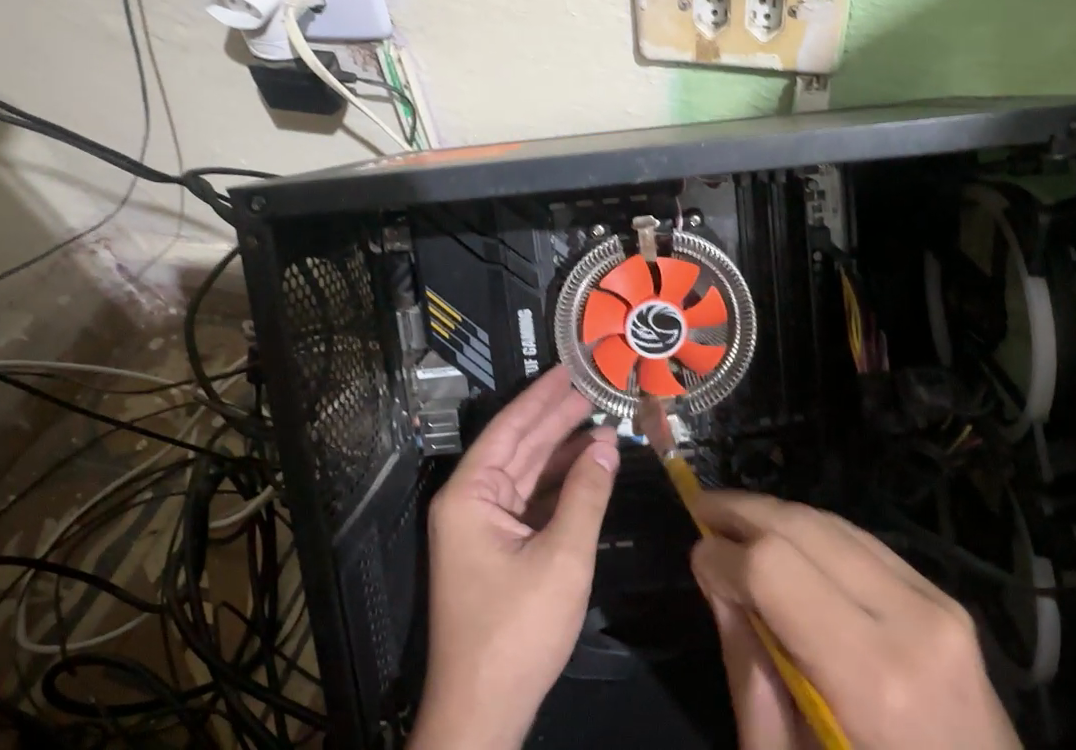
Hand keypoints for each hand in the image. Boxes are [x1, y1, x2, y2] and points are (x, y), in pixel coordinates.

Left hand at [410, 366, 619, 749]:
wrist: (484, 709)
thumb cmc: (516, 630)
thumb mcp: (561, 557)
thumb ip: (586, 495)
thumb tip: (606, 445)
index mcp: (469, 495)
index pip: (509, 428)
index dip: (542, 396)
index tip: (570, 367)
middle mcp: (471, 503)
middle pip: (518, 446)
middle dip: (556, 417)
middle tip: (594, 383)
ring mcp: (484, 528)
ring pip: (528, 474)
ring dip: (563, 450)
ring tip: (602, 418)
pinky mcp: (500, 550)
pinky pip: (533, 503)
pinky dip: (561, 485)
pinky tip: (590, 466)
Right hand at [689, 491, 1020, 749]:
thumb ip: (751, 673)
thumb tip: (717, 582)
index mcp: (874, 680)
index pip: (777, 569)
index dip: (726, 556)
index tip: (695, 561)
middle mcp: (914, 621)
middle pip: (807, 530)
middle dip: (745, 513)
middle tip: (701, 510)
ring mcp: (938, 604)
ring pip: (836, 526)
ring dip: (777, 515)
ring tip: (731, 520)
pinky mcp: (946, 600)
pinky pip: (865, 544)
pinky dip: (814, 534)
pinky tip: (785, 541)